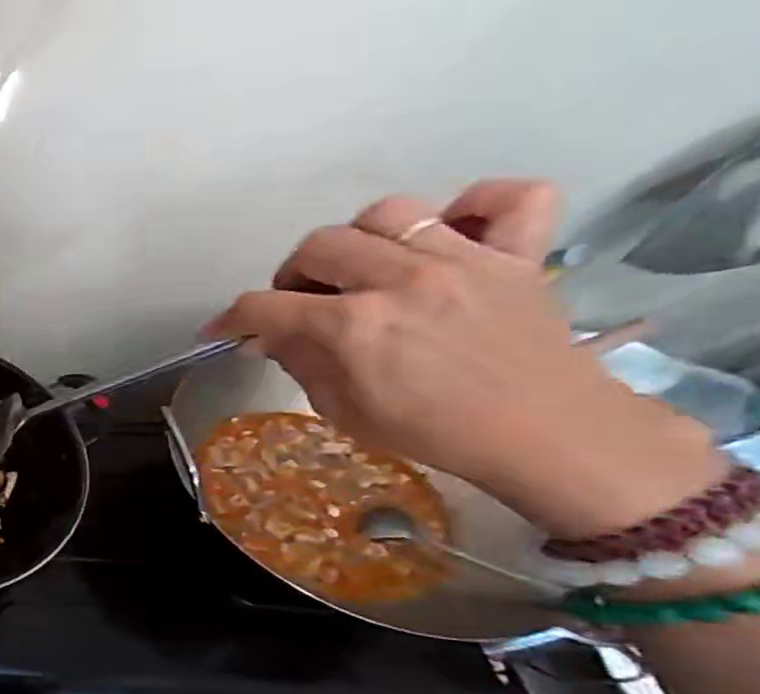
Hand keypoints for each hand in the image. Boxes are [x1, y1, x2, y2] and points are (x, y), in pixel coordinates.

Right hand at [207, 179, 725, 538]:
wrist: (536, 431)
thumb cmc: (428, 431)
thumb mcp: (344, 411)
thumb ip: (303, 364)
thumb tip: (269, 338)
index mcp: (353, 328)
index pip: (268, 306)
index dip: (233, 318)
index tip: (223, 329)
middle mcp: (401, 280)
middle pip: (320, 246)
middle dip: (293, 275)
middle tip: (300, 303)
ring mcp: (464, 258)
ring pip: (389, 213)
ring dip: (359, 239)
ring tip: (363, 268)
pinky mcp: (517, 252)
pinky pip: (507, 196)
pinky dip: (478, 204)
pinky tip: (455, 234)